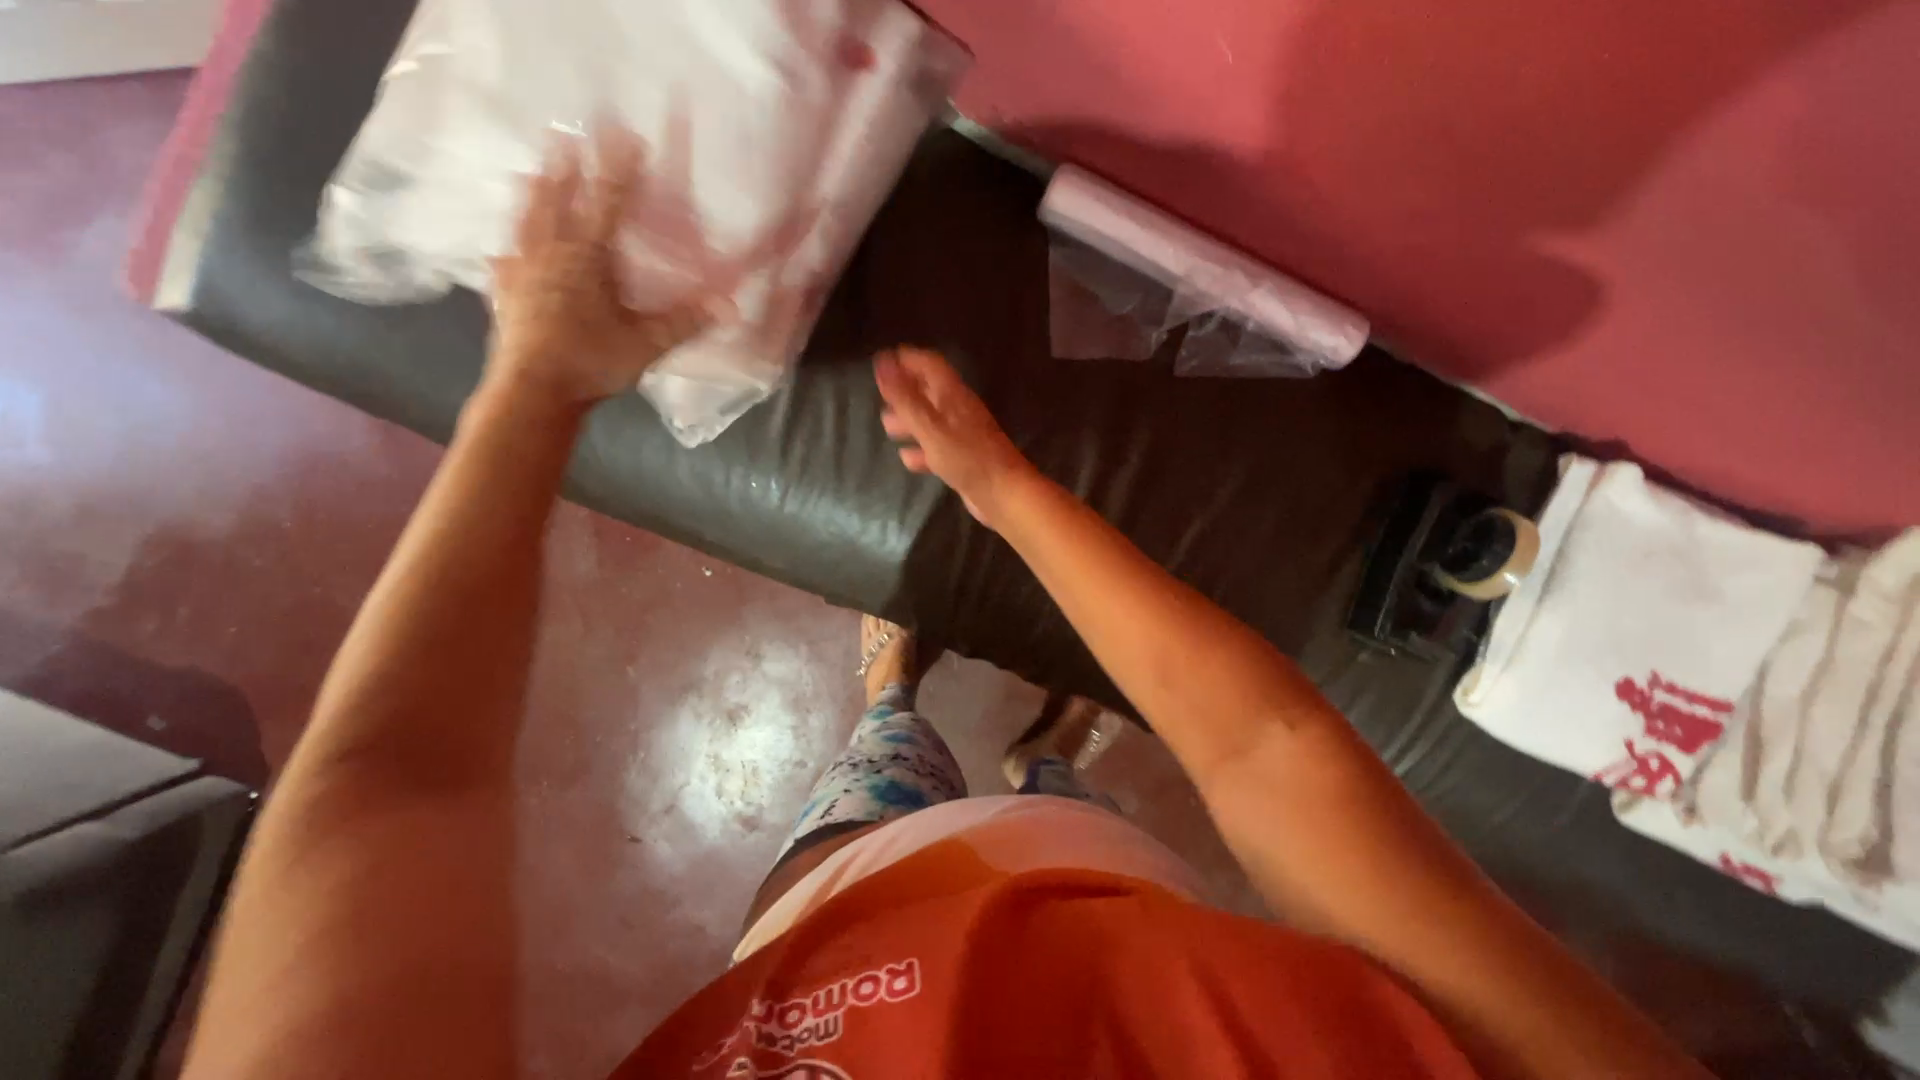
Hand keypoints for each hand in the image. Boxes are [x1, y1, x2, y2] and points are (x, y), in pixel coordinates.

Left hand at [484, 126, 716, 407]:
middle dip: (565, 168)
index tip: (625, 137)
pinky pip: (504, 265)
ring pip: (527, 224)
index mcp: (587, 257)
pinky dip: (506, 252)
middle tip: (564, 136)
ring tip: (529, 173)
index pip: (607, 202)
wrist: (533, 392)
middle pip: (557, 201)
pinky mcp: (505, 297)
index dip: (619, 169)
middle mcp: (550, 254)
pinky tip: (500, 253)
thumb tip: (731, 306)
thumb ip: (686, 321)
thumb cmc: (591, 362)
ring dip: (532, 196)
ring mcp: (522, 273)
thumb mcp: (648, 344)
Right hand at [875, 348, 1035, 526]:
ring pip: (930, 421)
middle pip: (928, 392)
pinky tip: (908, 459)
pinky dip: (922, 450)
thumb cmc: (966, 456)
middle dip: (904, 394)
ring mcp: (961, 435)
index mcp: (952, 394)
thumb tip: (882, 361)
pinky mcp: (962, 458)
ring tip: (888, 428)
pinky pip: (937, 447)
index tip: (881, 363)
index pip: (929, 364)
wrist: (1003, 494)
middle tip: (881, 401)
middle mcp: (957, 410)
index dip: (906, 360)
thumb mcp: (930, 426)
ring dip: (910, 422)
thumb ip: (905, 397)